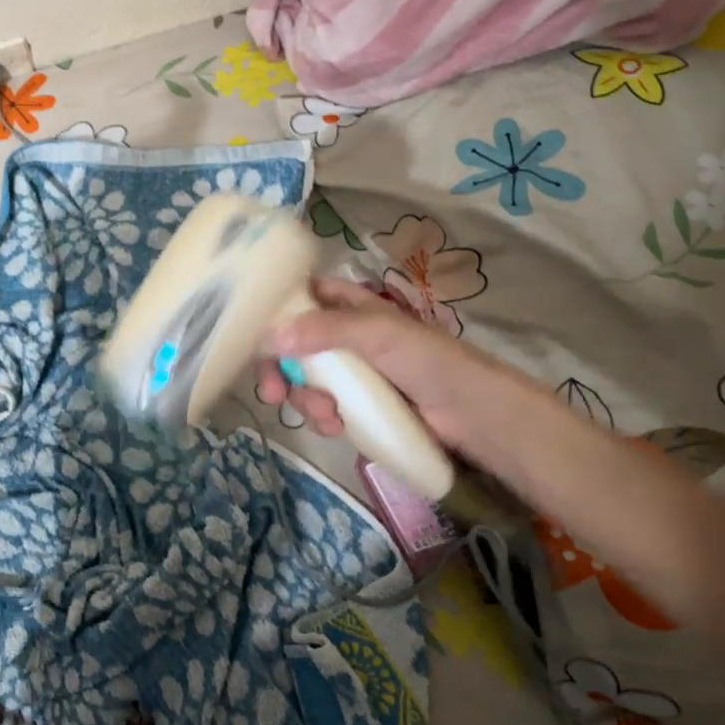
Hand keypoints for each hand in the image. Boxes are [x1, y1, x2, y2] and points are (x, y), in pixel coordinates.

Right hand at [256, 275, 531, 452]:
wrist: (473, 416)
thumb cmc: (427, 360)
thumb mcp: (374, 333)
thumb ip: (321, 330)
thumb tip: (268, 337)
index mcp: (347, 307)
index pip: (298, 298)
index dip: (272, 311)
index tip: (252, 333)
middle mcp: (340, 336)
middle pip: (289, 344)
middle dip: (277, 369)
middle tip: (271, 391)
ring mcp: (347, 373)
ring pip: (301, 381)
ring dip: (304, 399)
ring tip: (326, 415)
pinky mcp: (354, 406)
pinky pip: (320, 408)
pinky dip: (321, 418)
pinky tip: (337, 426)